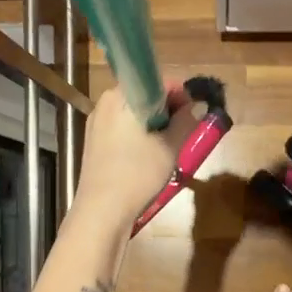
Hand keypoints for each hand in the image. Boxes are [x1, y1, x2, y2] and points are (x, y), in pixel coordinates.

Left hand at [68, 89, 188, 229]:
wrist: (101, 211)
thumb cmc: (137, 174)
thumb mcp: (170, 147)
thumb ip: (186, 121)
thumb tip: (197, 106)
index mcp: (120, 96)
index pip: (157, 80)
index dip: (180, 94)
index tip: (194, 113)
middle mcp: (104, 103)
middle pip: (144, 96)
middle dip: (167, 111)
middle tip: (184, 132)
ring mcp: (96, 124)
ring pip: (134, 115)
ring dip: (154, 126)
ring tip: (169, 148)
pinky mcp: (94, 143)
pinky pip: (123, 130)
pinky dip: (139, 137)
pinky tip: (148, 158)